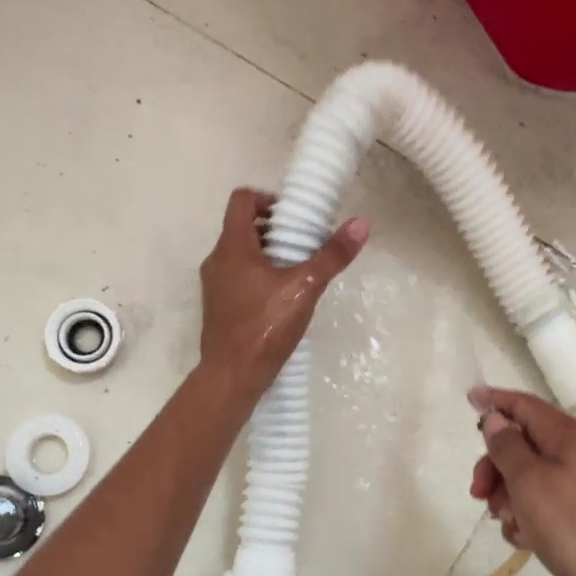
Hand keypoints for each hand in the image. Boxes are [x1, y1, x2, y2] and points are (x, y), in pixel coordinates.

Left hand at [198, 188, 368, 396]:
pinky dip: (258, 277)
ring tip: (297, 272)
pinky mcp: (218, 307)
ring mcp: (214, 285)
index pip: (242, 200)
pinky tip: (281, 299)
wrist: (232, 375)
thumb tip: (361, 224)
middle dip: (273, 230)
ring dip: (267, 255)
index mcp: (232, 247)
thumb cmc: (265, 327)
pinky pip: (237, 278)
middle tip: (302, 244)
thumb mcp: (305, 288)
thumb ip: (332, 255)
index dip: (267, 199)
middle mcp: (217, 260)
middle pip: (242, 227)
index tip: (293, 216)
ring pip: (240, 255)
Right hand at [468, 385, 575, 575]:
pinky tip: (525, 539)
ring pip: (532, 478)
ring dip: (510, 496)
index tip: (469, 398)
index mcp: (571, 435)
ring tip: (509, 523)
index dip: (495, 401)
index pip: (526, 406)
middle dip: (496, 466)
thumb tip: (497, 419)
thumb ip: (507, 446)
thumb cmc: (571, 526)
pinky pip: (547, 503)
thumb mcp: (528, 481)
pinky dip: (530, 516)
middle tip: (478, 494)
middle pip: (525, 445)